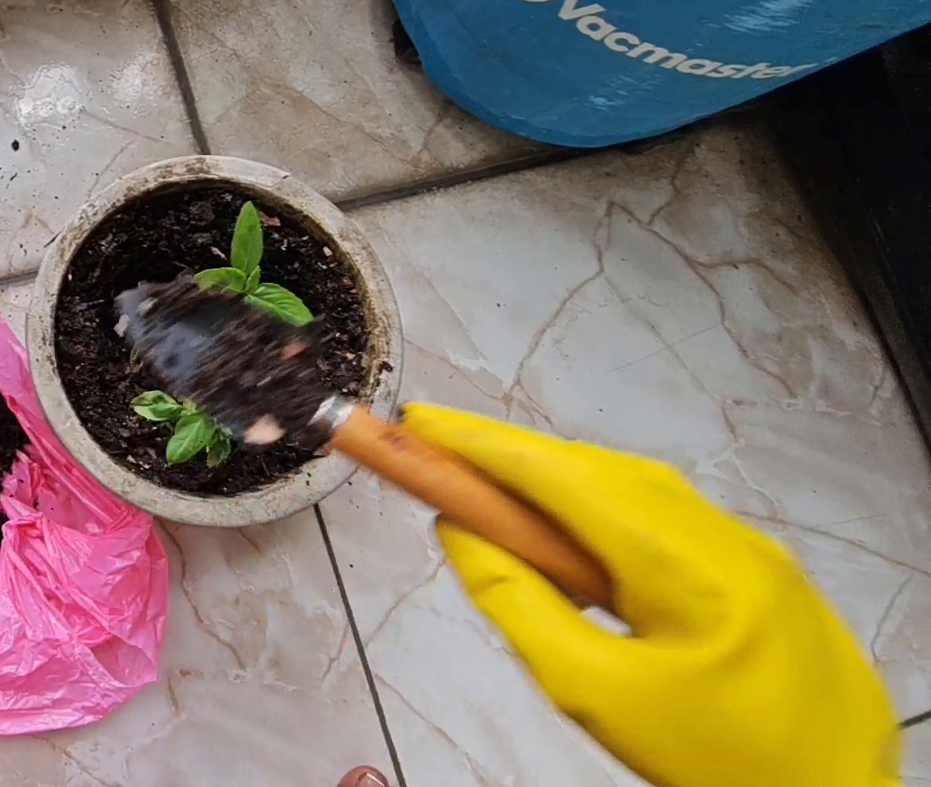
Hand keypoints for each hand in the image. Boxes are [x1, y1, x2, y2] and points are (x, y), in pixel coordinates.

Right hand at [403, 403, 900, 786]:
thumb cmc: (712, 761)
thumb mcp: (589, 689)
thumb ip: (512, 600)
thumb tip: (455, 528)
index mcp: (690, 567)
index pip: (563, 477)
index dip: (483, 444)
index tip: (419, 423)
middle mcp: (727, 537)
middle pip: (593, 467)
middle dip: (508, 449)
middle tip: (434, 441)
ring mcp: (751, 550)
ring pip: (625, 482)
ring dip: (546, 471)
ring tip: (482, 475)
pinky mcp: (756, 569)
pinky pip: (654, 508)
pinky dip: (588, 496)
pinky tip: (556, 515)